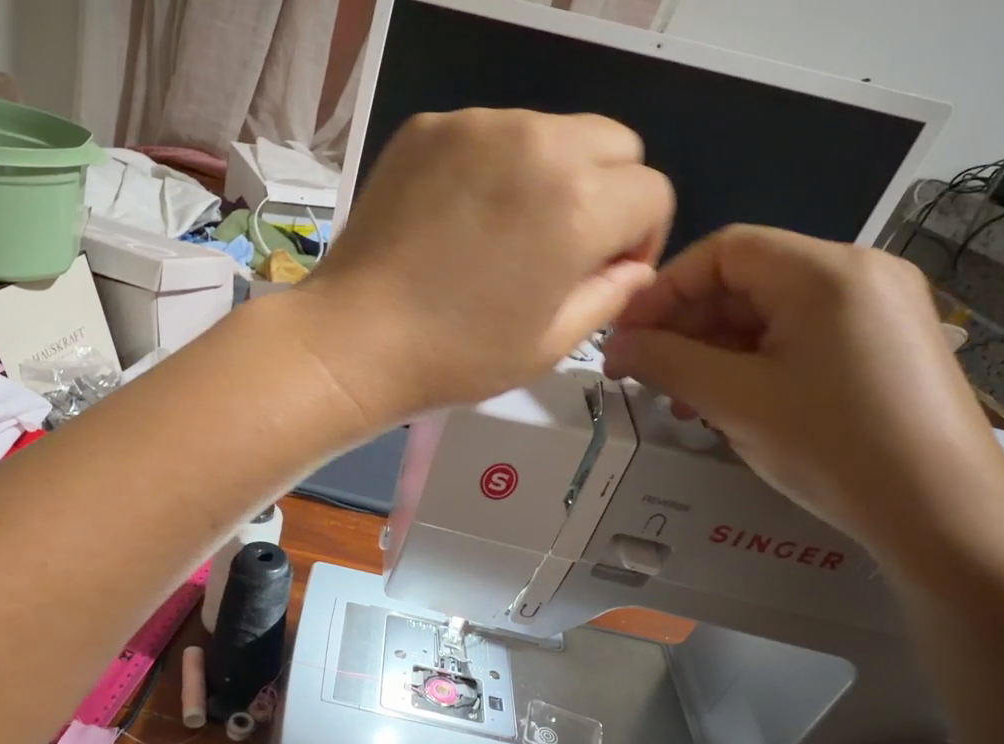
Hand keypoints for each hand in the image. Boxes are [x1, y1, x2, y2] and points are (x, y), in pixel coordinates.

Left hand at [292, 109, 672, 426]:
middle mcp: (539, 143)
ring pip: (550, 132)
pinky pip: (489, 134)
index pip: (652, 193)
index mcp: (581, 202)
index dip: (640, 238)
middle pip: (614, 144)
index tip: (605, 272)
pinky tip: (459, 218)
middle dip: (608, 192)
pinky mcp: (428, 129)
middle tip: (562, 247)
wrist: (352, 340)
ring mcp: (478, 127)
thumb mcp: (551, 345)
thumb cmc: (455, 357)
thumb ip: (610, 295)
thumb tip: (633, 267)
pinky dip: (492, 167)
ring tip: (504, 233)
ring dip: (549, 175)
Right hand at [603, 226, 1003, 565]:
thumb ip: (667, 362)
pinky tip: (730, 404)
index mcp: (825, 271)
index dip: (663, 289)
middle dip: (686, 325)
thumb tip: (616, 346)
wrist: (943, 511)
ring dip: (715, 349)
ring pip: (772, 312)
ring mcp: (880, 309)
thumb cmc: (834, 445)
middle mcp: (859, 273)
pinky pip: (802, 336)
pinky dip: (755, 362)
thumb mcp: (736, 401)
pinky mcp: (885, 345)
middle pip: (747, 279)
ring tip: (681, 399)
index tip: (624, 337)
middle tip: (643, 374)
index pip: (723, 251)